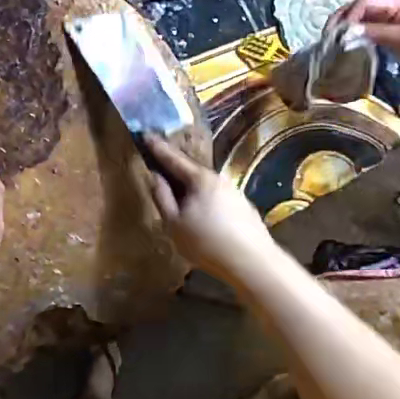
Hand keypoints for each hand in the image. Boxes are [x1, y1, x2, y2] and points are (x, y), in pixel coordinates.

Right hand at [143, 135, 279, 280]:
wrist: (253, 263)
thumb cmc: (206, 243)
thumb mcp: (173, 223)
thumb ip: (161, 197)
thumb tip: (155, 177)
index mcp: (200, 179)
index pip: (174, 159)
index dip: (157, 147)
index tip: (146, 135)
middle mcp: (219, 179)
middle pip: (191, 171)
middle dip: (176, 169)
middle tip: (160, 165)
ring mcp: (235, 193)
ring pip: (205, 186)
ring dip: (191, 189)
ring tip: (180, 199)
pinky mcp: (244, 208)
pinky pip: (217, 198)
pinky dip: (206, 202)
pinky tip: (204, 217)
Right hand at [333, 0, 399, 67]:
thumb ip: (375, 33)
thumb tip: (348, 32)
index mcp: (395, 2)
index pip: (362, 3)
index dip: (347, 16)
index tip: (338, 34)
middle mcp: (391, 5)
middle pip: (358, 7)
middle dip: (341, 19)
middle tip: (328, 37)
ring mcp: (392, 16)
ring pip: (361, 17)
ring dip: (347, 27)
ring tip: (334, 40)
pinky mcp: (392, 28)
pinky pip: (368, 26)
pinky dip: (356, 33)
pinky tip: (349, 43)